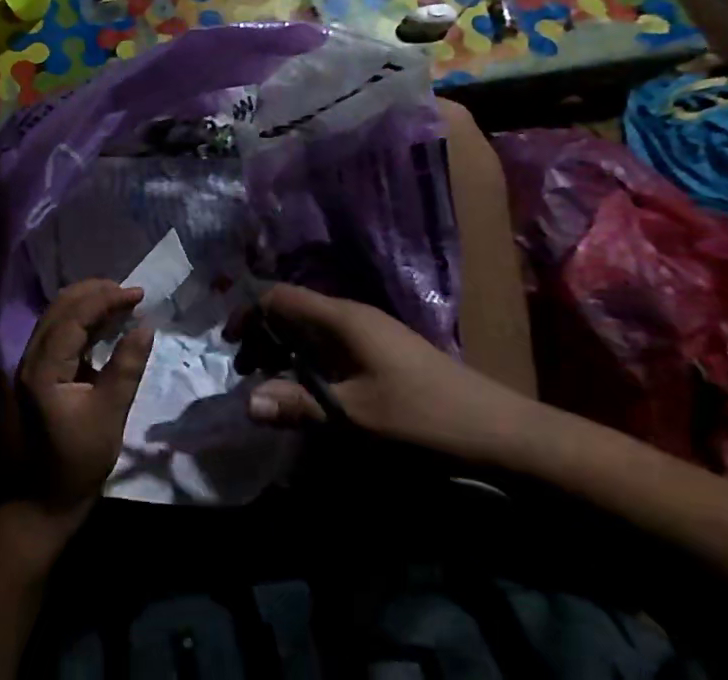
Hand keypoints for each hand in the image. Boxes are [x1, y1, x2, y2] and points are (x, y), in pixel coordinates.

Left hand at [15, 280, 151, 519]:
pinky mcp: (41, 373)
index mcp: (44, 368)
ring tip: (123, 301)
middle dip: (95, 293)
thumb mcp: (110, 414)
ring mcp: (34, 364)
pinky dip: (84, 321)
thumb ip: (127, 367)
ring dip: (89, 304)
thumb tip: (146, 327)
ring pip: (59, 317)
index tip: (138, 294)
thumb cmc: (78, 459)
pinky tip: (108, 323)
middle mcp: (32, 358)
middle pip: (60, 308)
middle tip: (131, 293)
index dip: (106, 299)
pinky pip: (61, 333)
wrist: (44, 497)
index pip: (74, 316)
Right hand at [231, 284, 537, 464]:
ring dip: (283, 349)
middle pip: (292, 310)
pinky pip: (330, 344)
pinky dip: (307, 360)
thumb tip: (245, 402)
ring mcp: (370, 332)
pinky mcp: (381, 351)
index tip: (230, 344)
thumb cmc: (422, 416)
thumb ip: (298, 404)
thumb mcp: (354, 415)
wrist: (497, 430)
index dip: (249, 314)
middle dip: (262, 334)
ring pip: (310, 328)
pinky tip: (307, 389)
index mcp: (342, 319)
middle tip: (247, 371)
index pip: (280, 297)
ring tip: (270, 382)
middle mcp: (352, 316)